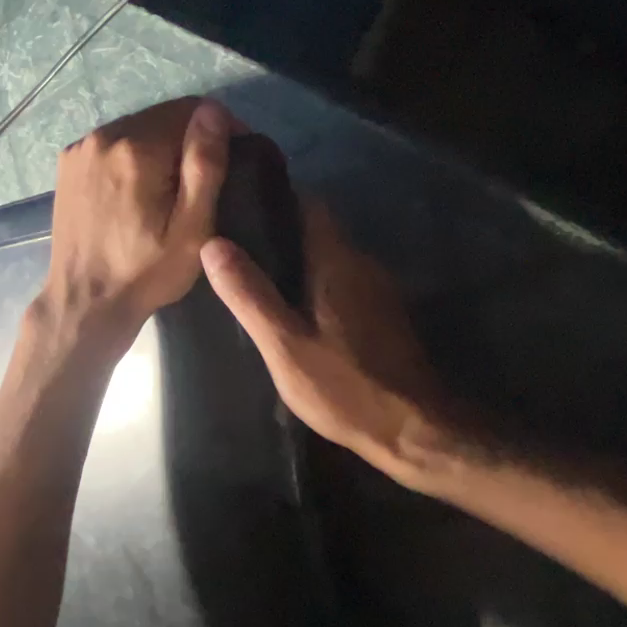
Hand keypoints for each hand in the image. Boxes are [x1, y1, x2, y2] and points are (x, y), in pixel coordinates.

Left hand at [39, 97, 232, 340]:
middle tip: (206, 179)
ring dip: (161, 146)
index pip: (191, 109)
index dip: (219, 128)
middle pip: (162, 117)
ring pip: (138, 128)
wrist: (85, 303)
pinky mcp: (68, 164)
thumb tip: (214, 112)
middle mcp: (104, 135)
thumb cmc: (147, 271)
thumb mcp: (192, 227)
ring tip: (174, 187)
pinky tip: (140, 191)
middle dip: (189, 138)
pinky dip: (133, 157)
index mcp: (137, 146)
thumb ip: (205, 165)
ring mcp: (81, 149)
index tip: (233, 158)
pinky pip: (114, 144)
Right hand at [201, 200, 458, 489]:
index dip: (275, 198)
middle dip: (280, 231)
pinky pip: (344, 282)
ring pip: (331, 258)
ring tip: (256, 274)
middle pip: (319, 230)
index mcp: (338, 260)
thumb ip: (250, 294)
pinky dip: (317, 284)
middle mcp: (363, 263)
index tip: (240, 202)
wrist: (413, 428)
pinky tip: (294, 308)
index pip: (309, 204)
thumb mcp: (285, 345)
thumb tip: (213, 243)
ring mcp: (378, 289)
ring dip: (299, 260)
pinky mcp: (383, 315)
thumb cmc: (345, 386)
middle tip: (236, 244)